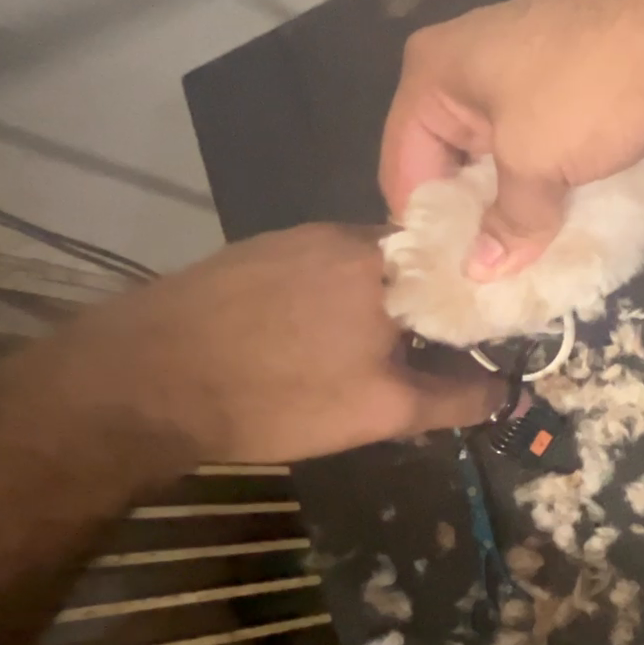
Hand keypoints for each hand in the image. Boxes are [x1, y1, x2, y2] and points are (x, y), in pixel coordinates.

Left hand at [19, 224, 504, 462]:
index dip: (490, 305)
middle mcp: (342, 234)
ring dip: (393, 305)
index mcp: (386, 262)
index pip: (469, 268)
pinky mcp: (252, 254)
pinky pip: (329, 271)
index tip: (498, 341)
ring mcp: (291, 239)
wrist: (129, 388)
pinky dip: (349, 300)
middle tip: (446, 356)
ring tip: (391, 353)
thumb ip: (463, 398)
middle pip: (422, 266)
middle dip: (441, 307)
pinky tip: (332, 340)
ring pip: (375, 269)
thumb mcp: (388, 410)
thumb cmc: (278, 395)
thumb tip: (514, 392)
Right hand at [379, 0, 643, 281]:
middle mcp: (476, 71)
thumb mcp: (534, 160)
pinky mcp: (582, 96)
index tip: (445, 276)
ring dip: (525, 210)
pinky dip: (561, 191)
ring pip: (515, 162)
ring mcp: (533, 81)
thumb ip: (509, 217)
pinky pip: (557, 155)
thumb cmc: (589, 92)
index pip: (405, 159)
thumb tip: (479, 270)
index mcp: (438, 72)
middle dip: (477, 219)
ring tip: (531, 267)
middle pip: (459, 161)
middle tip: (492, 280)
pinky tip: (570, 232)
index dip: (422, 219)